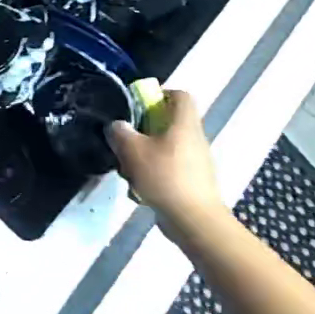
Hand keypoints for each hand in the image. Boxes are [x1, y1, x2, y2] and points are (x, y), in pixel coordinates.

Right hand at [107, 90, 223, 234]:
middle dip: (145, 128)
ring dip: (147, 152)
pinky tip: (140, 187)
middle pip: (170, 122)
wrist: (194, 220)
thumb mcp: (132, 150)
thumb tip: (117, 125)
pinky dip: (154, 172)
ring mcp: (197, 161)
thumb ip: (120, 132)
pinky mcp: (194, 181)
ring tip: (129, 167)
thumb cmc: (164, 176)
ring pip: (168, 146)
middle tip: (126, 138)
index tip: (139, 105)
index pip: (180, 95)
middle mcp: (195, 138)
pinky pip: (170, 167)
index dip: (160, 93)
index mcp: (184, 124)